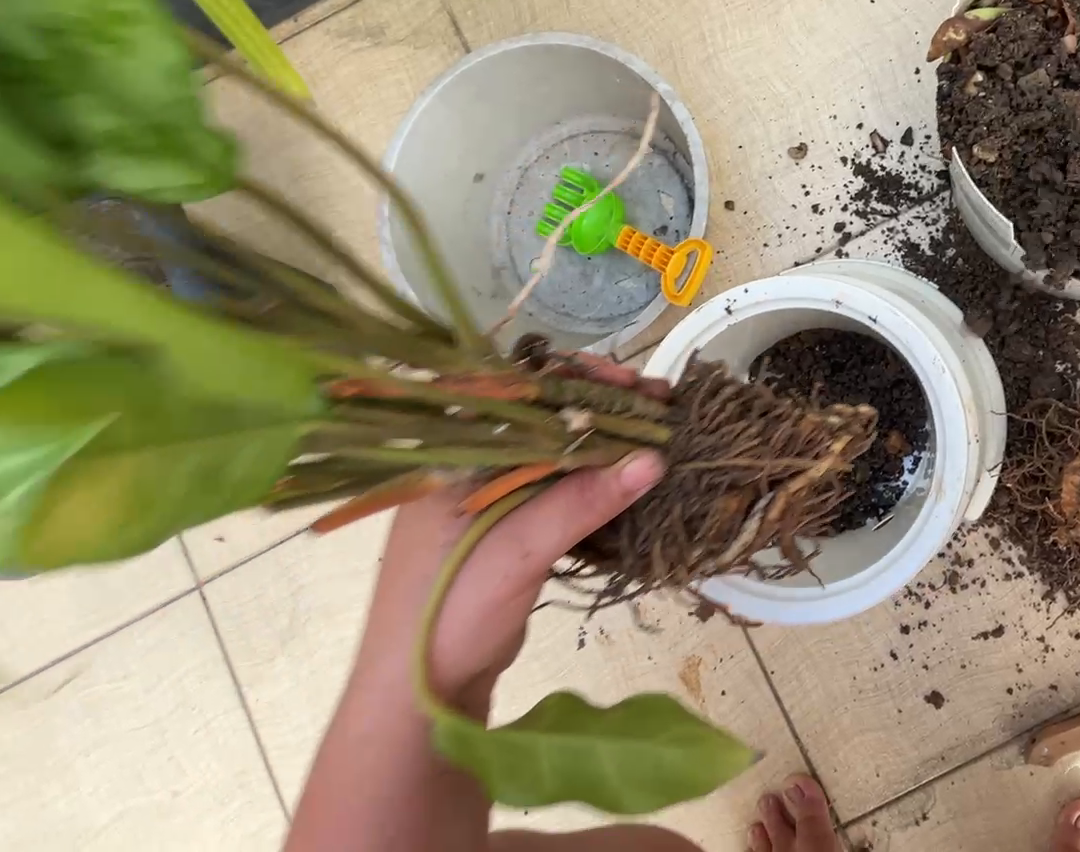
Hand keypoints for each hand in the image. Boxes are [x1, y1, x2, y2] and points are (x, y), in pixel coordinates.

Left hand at [352, 358, 668, 713]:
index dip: (576, 381)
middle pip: (544, 418)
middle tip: (659, 400)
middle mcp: (471, 467)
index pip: (517, 396)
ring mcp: (493, 497)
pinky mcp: (515, 526)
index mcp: (452, 459)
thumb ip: (580, 503)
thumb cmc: (447, 617)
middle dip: (602, 406)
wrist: (420, 698)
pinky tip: (635, 469)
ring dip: (608, 439)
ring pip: (559, 451)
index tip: (629, 382)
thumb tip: (655, 458)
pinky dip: (600, 476)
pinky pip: (563, 485)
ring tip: (660, 425)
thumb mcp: (515, 554)